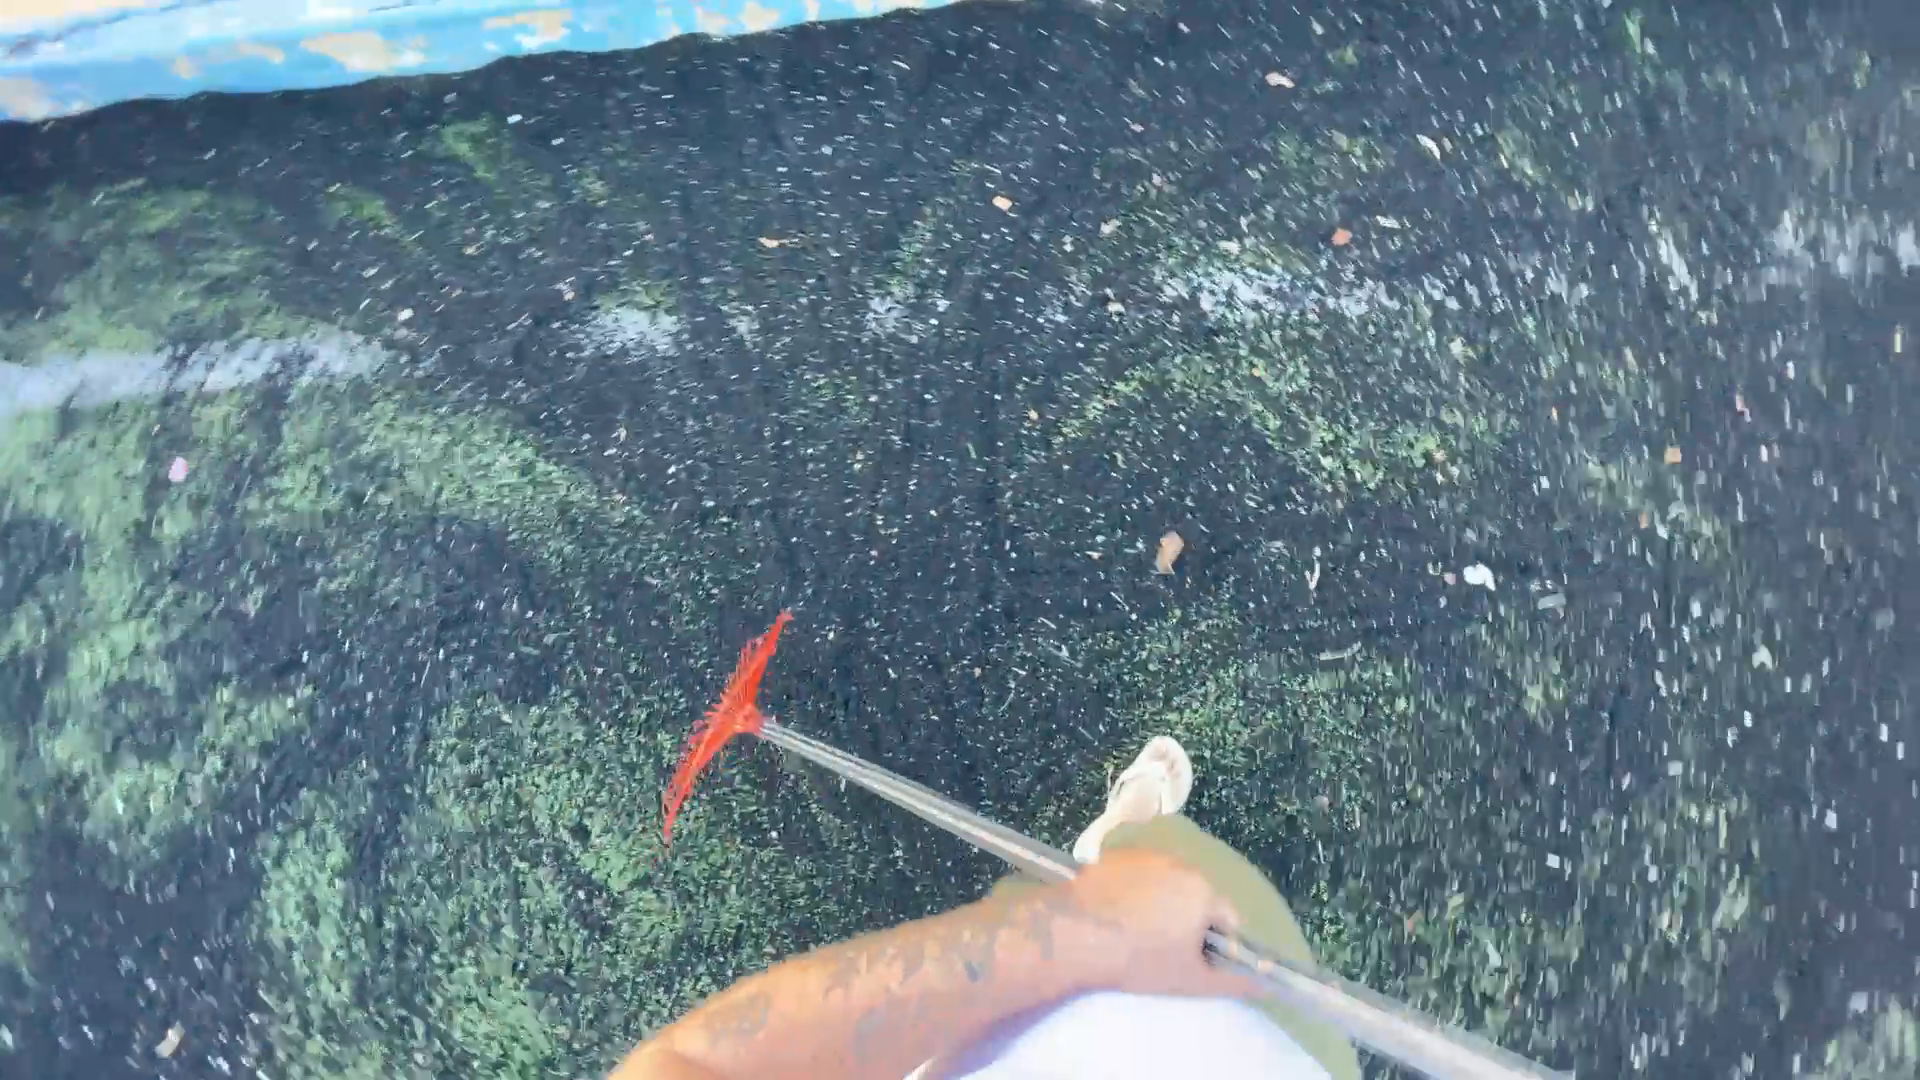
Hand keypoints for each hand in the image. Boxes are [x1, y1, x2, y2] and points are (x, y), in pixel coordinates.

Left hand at [1057, 847, 1261, 999]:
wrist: (1077, 933)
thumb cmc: (1140, 958)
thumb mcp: (1192, 980)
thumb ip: (1234, 981)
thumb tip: (1265, 984)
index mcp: (1202, 888)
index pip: (1226, 917)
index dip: (1215, 943)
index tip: (1192, 959)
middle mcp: (1177, 861)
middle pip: (1196, 895)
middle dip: (1188, 919)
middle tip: (1163, 947)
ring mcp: (1143, 853)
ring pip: (1166, 882)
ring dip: (1161, 901)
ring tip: (1137, 930)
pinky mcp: (1115, 854)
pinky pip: (1138, 873)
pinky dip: (1135, 889)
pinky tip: (1117, 912)